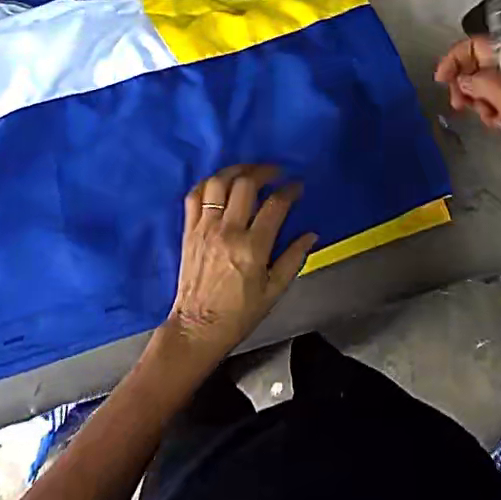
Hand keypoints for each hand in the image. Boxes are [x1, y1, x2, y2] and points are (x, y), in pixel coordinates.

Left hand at [164, 165, 315, 353]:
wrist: (197, 329)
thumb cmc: (240, 313)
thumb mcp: (275, 290)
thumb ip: (294, 258)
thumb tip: (311, 235)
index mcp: (253, 247)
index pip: (275, 204)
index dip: (290, 190)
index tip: (297, 187)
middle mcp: (227, 232)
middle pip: (246, 184)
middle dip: (264, 171)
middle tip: (276, 172)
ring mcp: (204, 229)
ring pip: (218, 184)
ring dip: (236, 171)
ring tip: (250, 171)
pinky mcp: (189, 232)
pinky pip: (195, 197)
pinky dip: (208, 184)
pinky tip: (221, 183)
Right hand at [434, 36, 500, 171]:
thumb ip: (479, 82)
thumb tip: (462, 80)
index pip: (475, 45)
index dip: (455, 59)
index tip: (442, 78)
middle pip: (476, 67)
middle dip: (465, 85)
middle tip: (459, 103)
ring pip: (483, 88)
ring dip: (479, 103)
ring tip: (489, 116)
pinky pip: (495, 104)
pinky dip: (491, 114)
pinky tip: (500, 123)